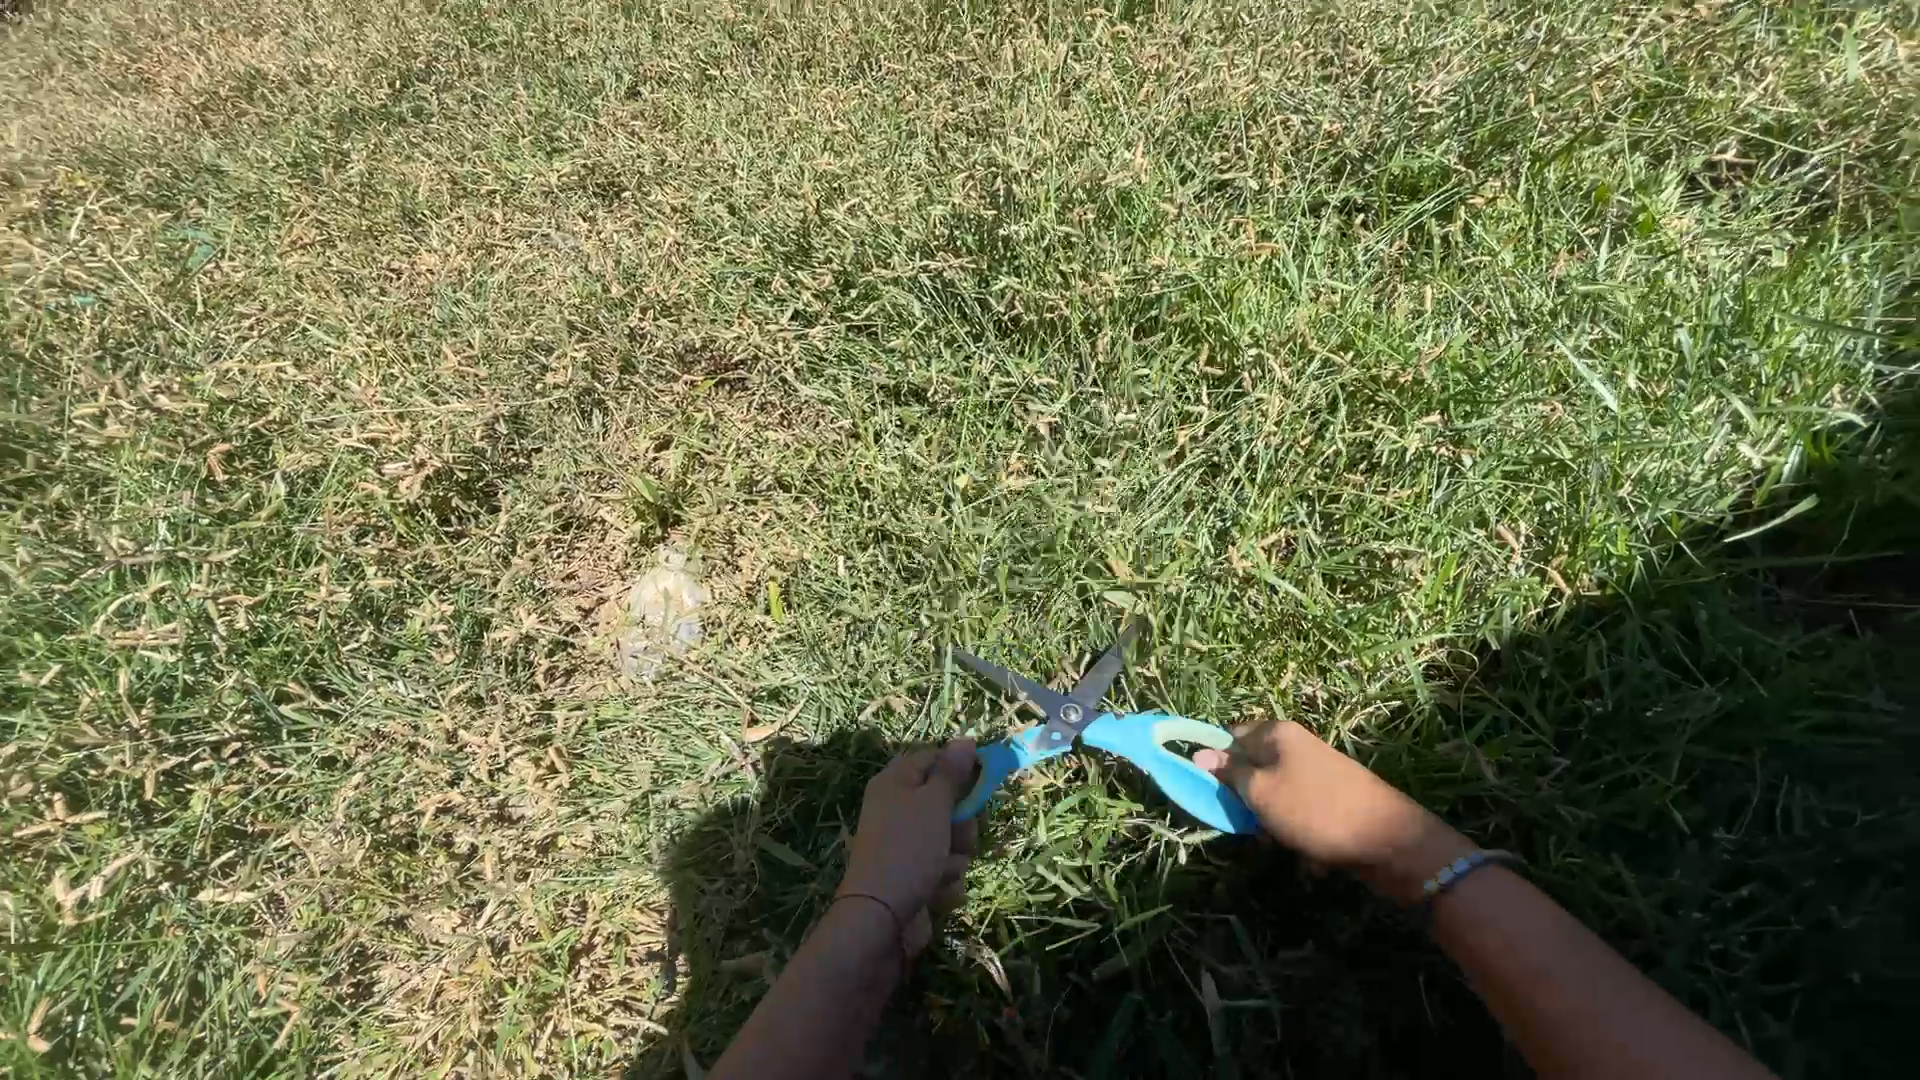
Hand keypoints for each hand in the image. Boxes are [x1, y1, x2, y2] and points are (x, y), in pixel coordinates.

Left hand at [838, 739, 978, 954]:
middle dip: (963, 823)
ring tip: (942, 869)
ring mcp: (909, 847)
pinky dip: (946, 882)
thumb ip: (952, 772)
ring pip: (954, 840)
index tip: (985, 778)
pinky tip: (935, 892)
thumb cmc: (907, 849)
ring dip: (957, 856)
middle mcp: (900, 811)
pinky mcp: (917, 878)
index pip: (934, 759)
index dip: (960, 767)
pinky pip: (947, 870)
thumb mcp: (933, 803)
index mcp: (896, 783)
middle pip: (950, 802)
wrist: (881, 920)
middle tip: (957, 832)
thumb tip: (964, 740)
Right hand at [1194, 721, 1475, 903]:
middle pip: (1249, 767)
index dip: (1213, 761)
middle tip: (1246, 823)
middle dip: (1243, 798)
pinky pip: (1297, 812)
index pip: (1227, 736)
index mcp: (1276, 733)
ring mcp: (1315, 772)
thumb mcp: (1260, 791)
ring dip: (1268, 821)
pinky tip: (1306, 853)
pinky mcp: (1331, 799)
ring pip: (1272, 794)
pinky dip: (1295, 832)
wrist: (1392, 843)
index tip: (1206, 789)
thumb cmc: (1315, 810)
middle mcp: (1295, 745)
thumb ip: (1228, 772)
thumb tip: (1198, 753)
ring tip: (1278, 842)